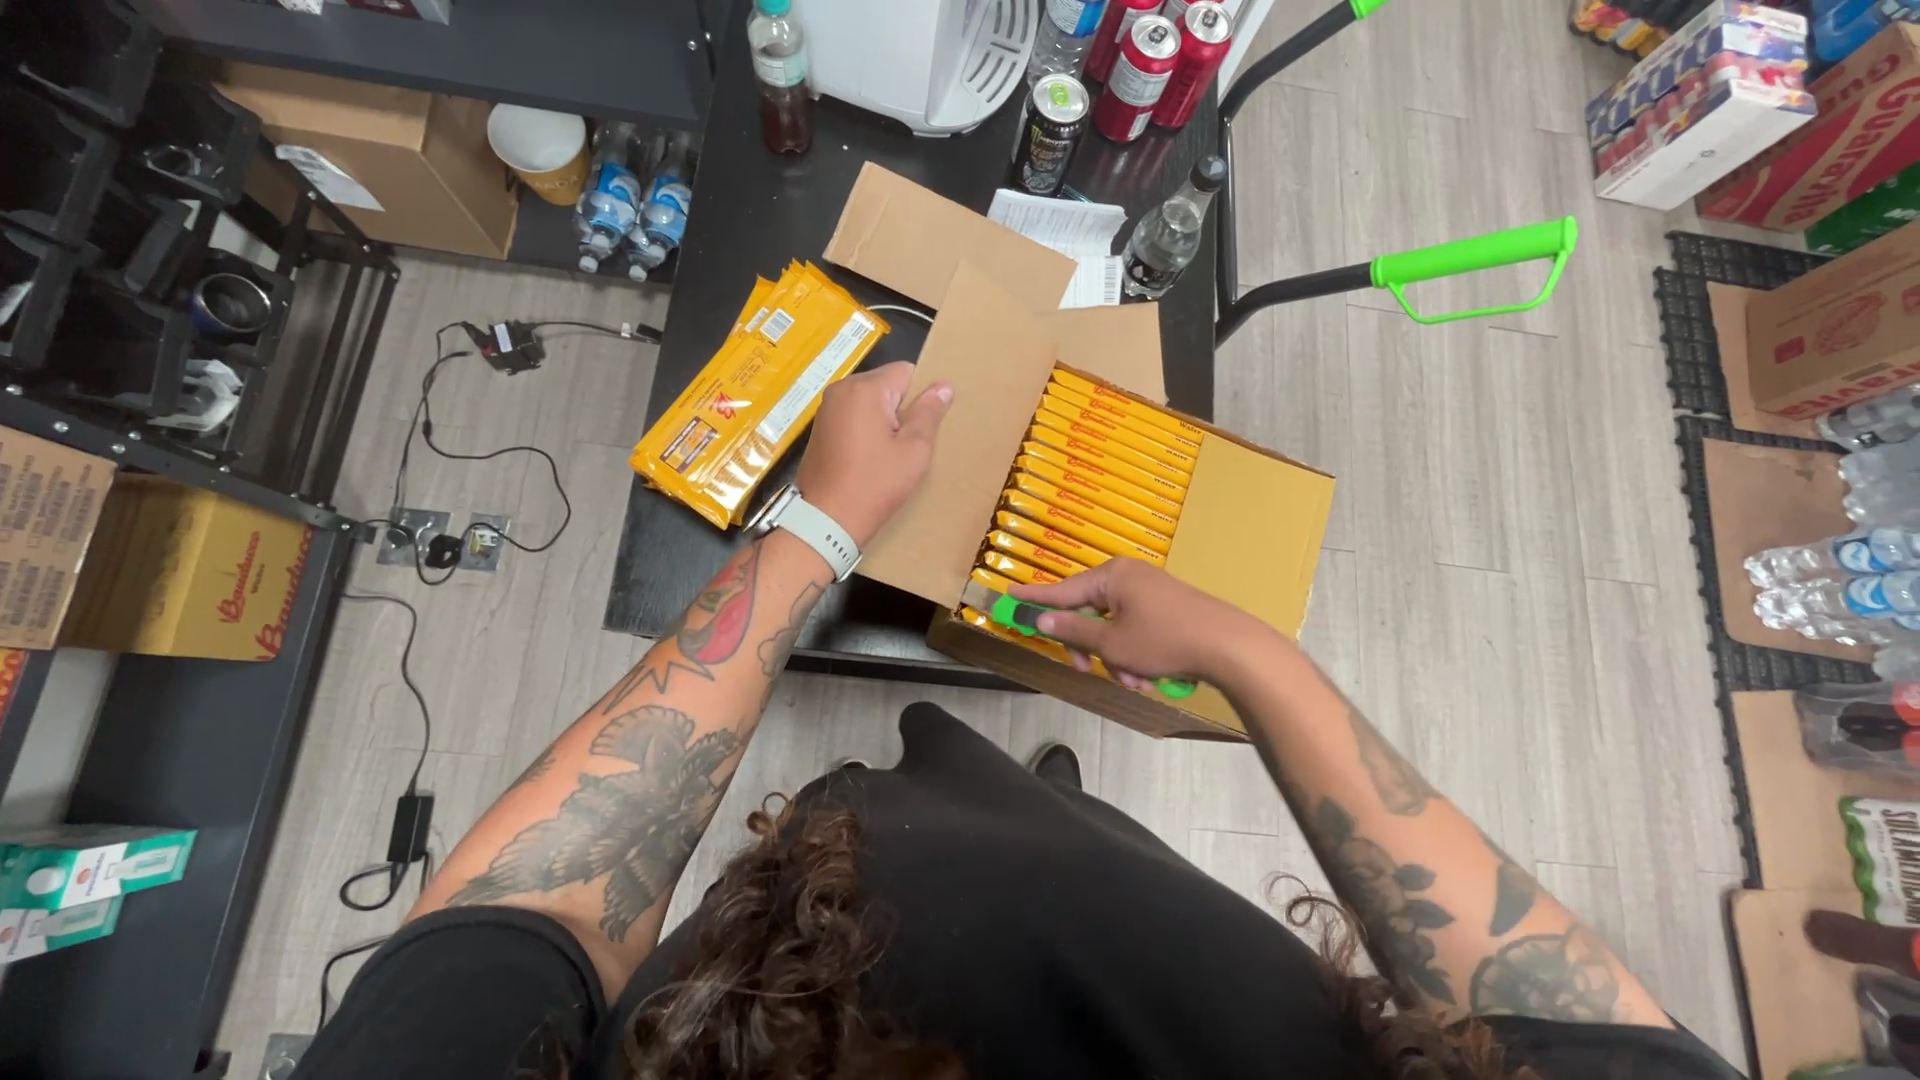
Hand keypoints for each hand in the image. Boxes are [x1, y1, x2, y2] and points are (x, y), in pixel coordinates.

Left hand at [796, 361, 952, 546]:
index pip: (905, 371)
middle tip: (907, 444)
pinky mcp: (819, 428)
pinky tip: (869, 458)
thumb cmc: (875, 484)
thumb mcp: (913, 451)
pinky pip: (852, 416)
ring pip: (869, 402)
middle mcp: (841, 389)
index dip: (920, 395)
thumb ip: (928, 413)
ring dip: (883, 420)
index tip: (923, 426)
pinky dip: (865, 430)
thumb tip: (943, 386)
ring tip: (888, 454)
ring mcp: (826, 409)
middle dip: (900, 408)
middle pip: (885, 385)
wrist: (826, 519)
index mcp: (865, 389)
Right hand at [1009, 559, 1284, 688]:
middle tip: (1085, 670)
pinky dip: (1135, 653)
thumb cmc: (1165, 640)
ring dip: (1116, 658)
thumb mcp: (1112, 643)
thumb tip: (1041, 617)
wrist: (1231, 646)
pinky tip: (1149, 676)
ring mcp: (1150, 591)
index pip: (1061, 588)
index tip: (1008, 595)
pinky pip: (1135, 629)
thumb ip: (1073, 630)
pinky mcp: (1167, 607)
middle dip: (1089, 647)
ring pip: (1113, 627)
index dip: (1034, 597)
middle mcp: (1128, 577)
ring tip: (1135, 681)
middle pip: (1088, 612)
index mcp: (1111, 576)